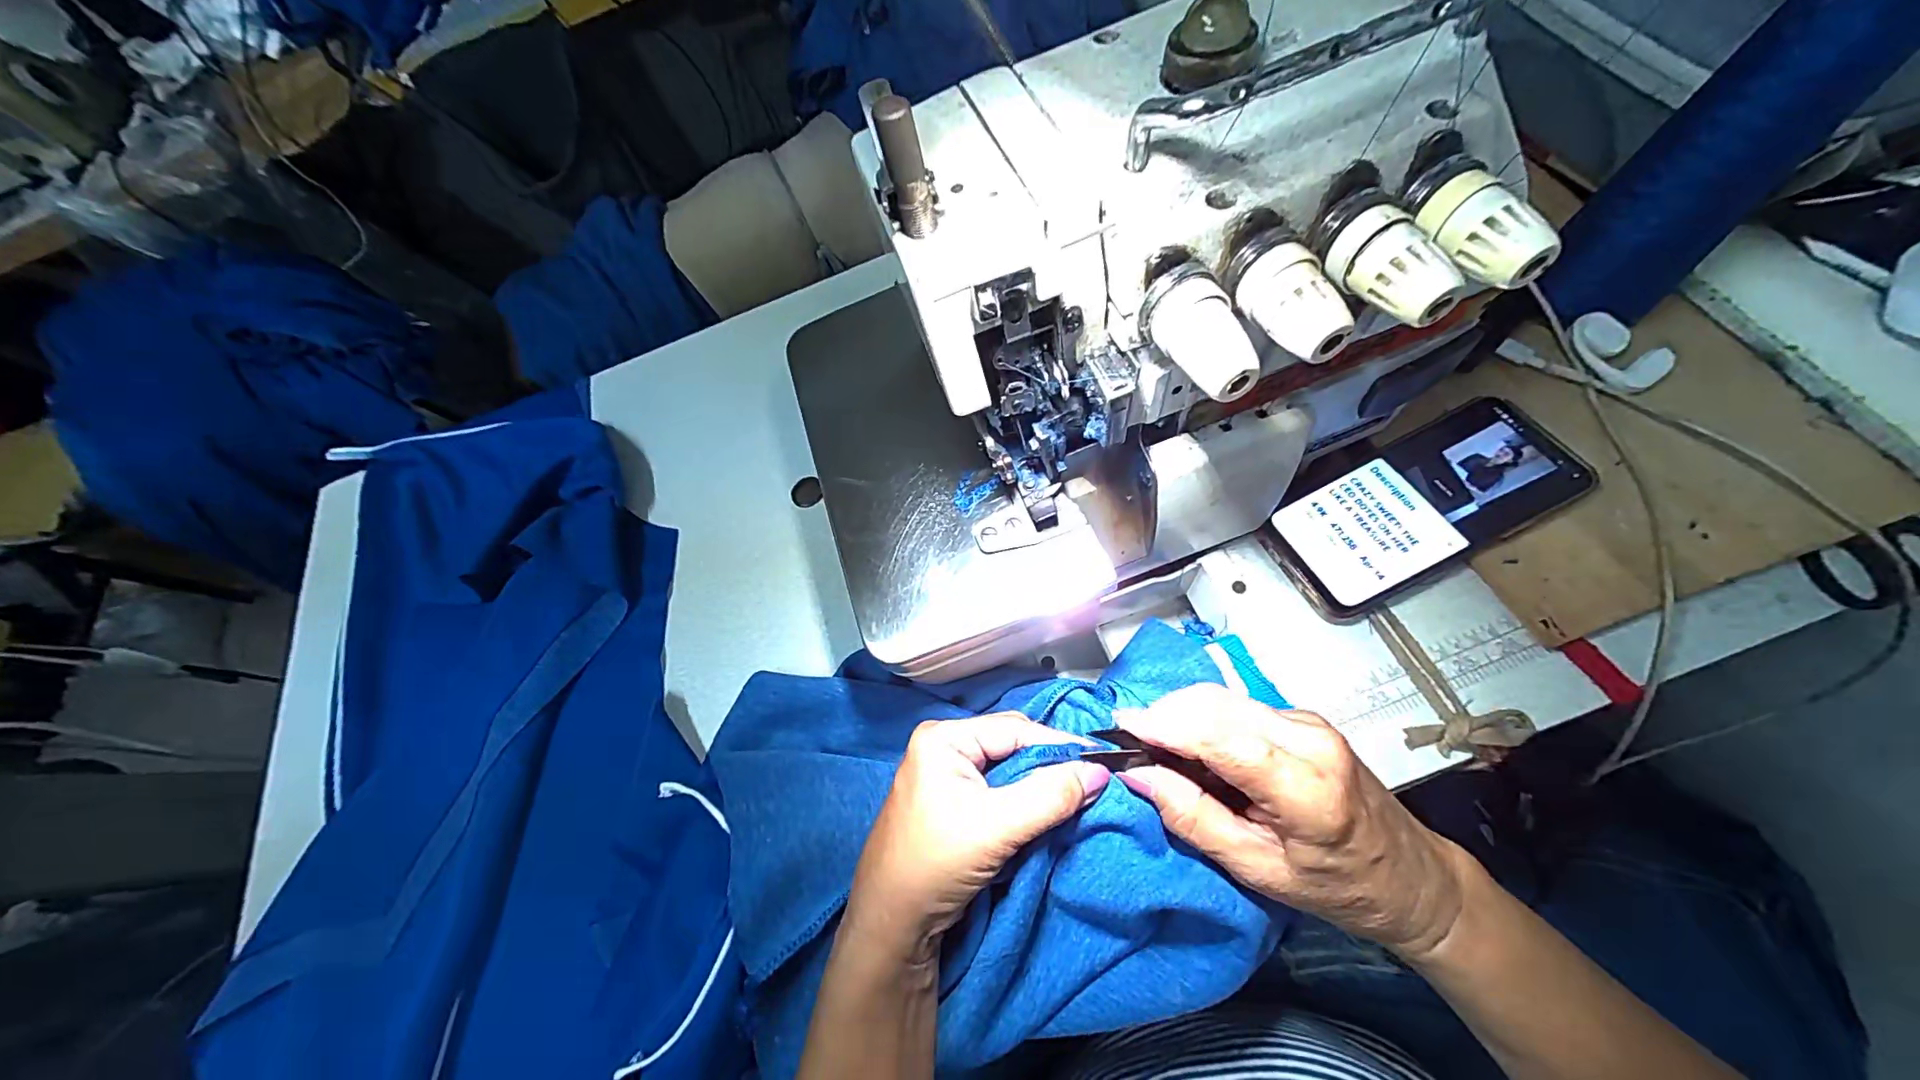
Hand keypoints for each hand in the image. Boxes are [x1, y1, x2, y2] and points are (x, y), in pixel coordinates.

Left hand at [843, 713, 1110, 962]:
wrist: (891, 924)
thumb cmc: (934, 864)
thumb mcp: (997, 826)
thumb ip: (1051, 795)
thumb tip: (1099, 771)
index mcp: (943, 738)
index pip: (1014, 729)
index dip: (1059, 744)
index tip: (1102, 761)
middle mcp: (943, 748)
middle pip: (1012, 745)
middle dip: (1050, 764)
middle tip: (1092, 780)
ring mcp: (946, 775)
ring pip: (1009, 769)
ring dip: (1040, 784)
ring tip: (1077, 795)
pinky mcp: (953, 802)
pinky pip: (1000, 790)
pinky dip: (1025, 800)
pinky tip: (1047, 810)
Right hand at [1117, 684, 1469, 959]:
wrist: (1411, 875)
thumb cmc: (1341, 887)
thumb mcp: (1259, 871)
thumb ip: (1194, 818)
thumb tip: (1140, 776)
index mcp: (1307, 788)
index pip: (1223, 737)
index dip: (1167, 726)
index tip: (1122, 728)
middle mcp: (1310, 740)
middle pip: (1216, 705)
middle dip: (1164, 715)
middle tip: (1131, 743)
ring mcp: (1308, 722)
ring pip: (1222, 698)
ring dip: (1180, 714)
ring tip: (1157, 747)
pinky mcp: (1301, 717)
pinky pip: (1236, 705)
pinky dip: (1203, 719)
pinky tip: (1193, 747)